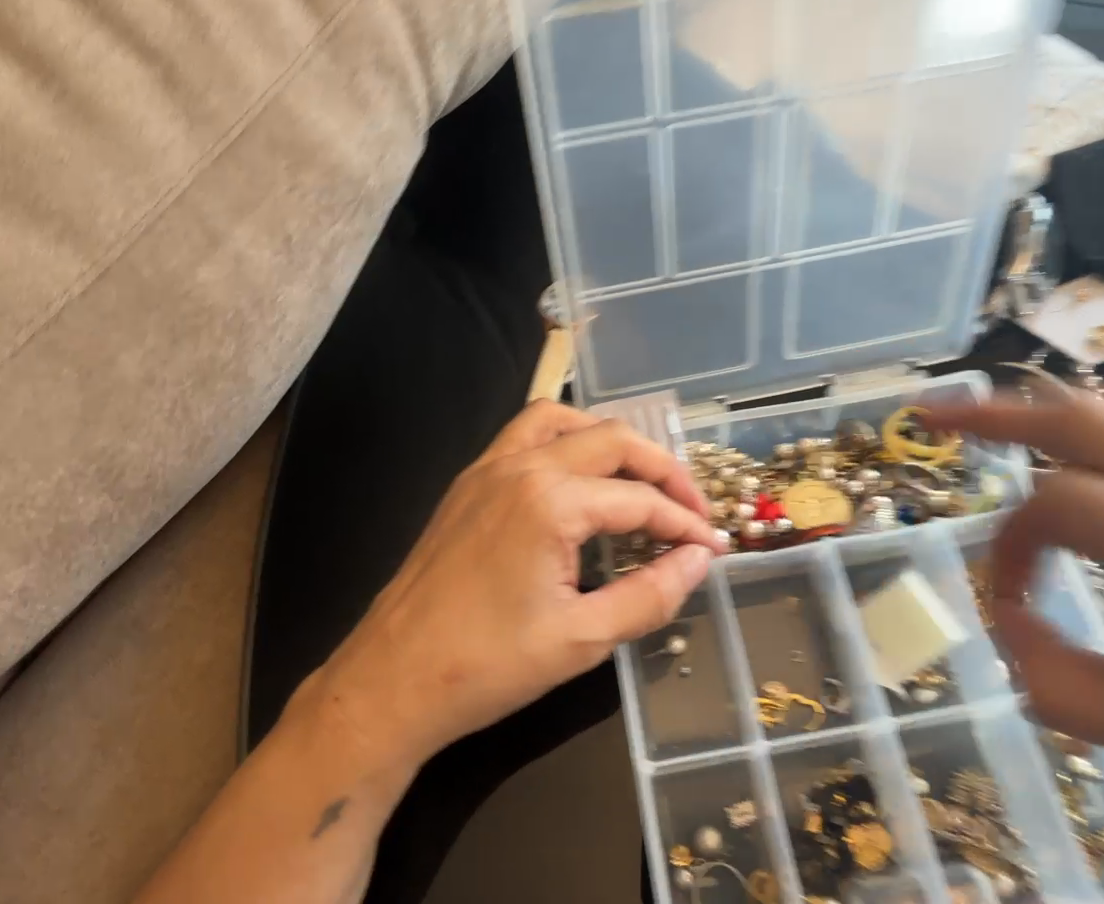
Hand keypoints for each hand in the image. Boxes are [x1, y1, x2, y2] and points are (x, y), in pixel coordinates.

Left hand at [299, 401, 726, 766]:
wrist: (391, 681)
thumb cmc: (488, 666)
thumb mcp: (583, 639)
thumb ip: (650, 595)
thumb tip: (697, 562)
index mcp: (551, 501)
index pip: (639, 500)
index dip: (684, 525)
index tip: (712, 549)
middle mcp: (520, 467)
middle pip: (611, 441)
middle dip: (661, 470)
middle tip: (689, 510)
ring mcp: (487, 469)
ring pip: (563, 421)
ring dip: (609, 440)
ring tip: (639, 479)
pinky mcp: (467, 483)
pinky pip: (525, 435)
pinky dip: (564, 441)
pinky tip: (578, 480)